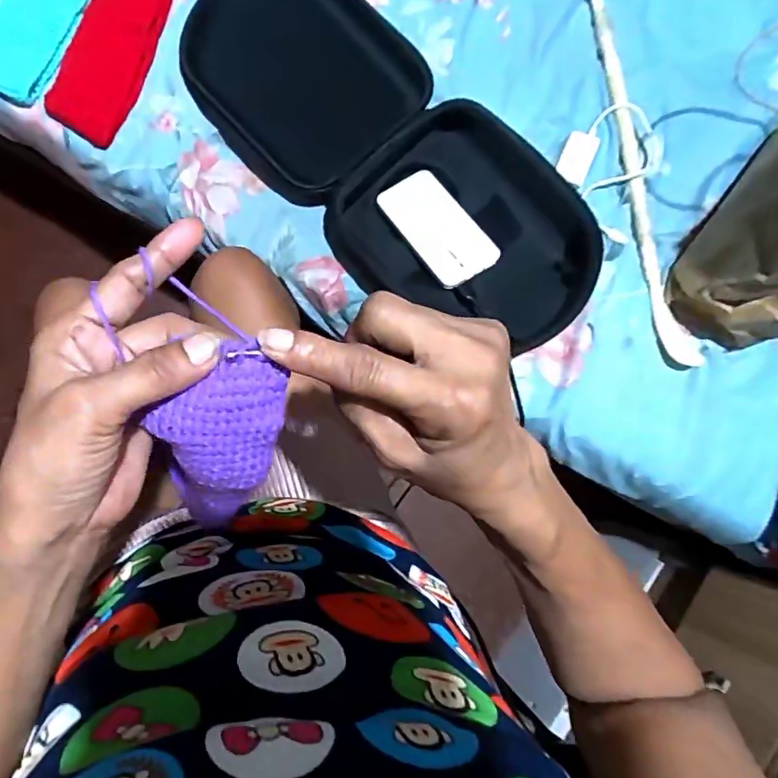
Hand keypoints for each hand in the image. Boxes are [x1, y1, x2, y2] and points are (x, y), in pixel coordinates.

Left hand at [0, 220, 222, 581]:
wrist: (58, 525)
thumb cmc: (52, 457)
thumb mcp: (92, 407)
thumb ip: (151, 373)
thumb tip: (213, 347)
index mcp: (76, 337)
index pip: (120, 286)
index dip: (156, 257)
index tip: (194, 229)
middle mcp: (104, 353)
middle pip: (160, 327)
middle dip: (197, 331)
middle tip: (240, 346)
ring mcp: (131, 386)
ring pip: (179, 360)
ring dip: (208, 362)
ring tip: (244, 364)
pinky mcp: (152, 416)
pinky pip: (185, 392)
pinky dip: (207, 389)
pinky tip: (231, 387)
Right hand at [259, 293, 560, 552]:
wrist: (504, 460)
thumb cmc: (442, 469)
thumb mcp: (390, 454)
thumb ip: (354, 406)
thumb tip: (314, 361)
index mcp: (450, 402)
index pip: (369, 368)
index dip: (318, 354)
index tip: (273, 341)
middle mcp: (472, 355)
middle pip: (381, 312)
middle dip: (359, 338)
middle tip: (367, 375)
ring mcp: (483, 331)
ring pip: (396, 308)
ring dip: (381, 339)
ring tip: (399, 372)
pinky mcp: (485, 321)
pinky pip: (416, 312)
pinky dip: (404, 337)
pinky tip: (422, 364)